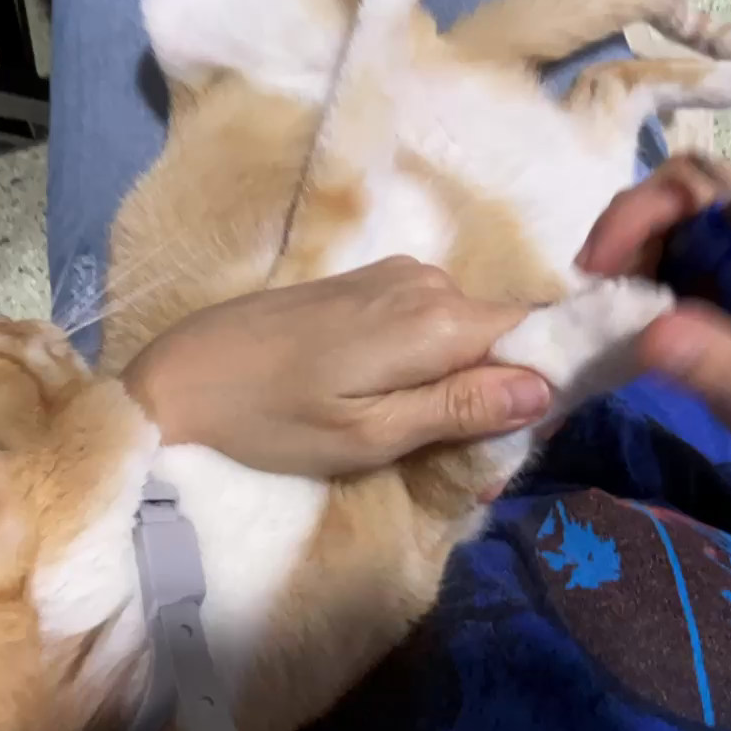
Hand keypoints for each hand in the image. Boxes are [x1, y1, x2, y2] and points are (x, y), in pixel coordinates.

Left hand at [121, 257, 554, 476]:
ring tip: (415, 433)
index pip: (534, 332)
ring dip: (460, 376)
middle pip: (500, 332)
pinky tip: (390, 393)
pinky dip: (428, 357)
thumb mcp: (370, 434)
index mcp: (438, 318)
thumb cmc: (272, 419)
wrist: (184, 372)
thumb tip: (546, 388)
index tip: (522, 431)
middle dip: (497, 389)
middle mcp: (428, 281)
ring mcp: (395, 274)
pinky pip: (428, 317)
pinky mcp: (368, 281)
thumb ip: (460, 406)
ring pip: (464, 327)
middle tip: (463, 456)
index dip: (544, 378)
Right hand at [576, 154, 730, 453]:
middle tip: (590, 279)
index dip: (645, 210)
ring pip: (657, 208)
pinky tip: (617, 295)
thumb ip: (711, 361)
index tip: (602, 263)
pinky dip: (627, 260)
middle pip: (674, 189)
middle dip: (625, 229)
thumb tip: (651, 335)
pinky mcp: (711, 245)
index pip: (707, 183)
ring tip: (601, 292)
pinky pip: (655, 234)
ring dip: (620, 247)